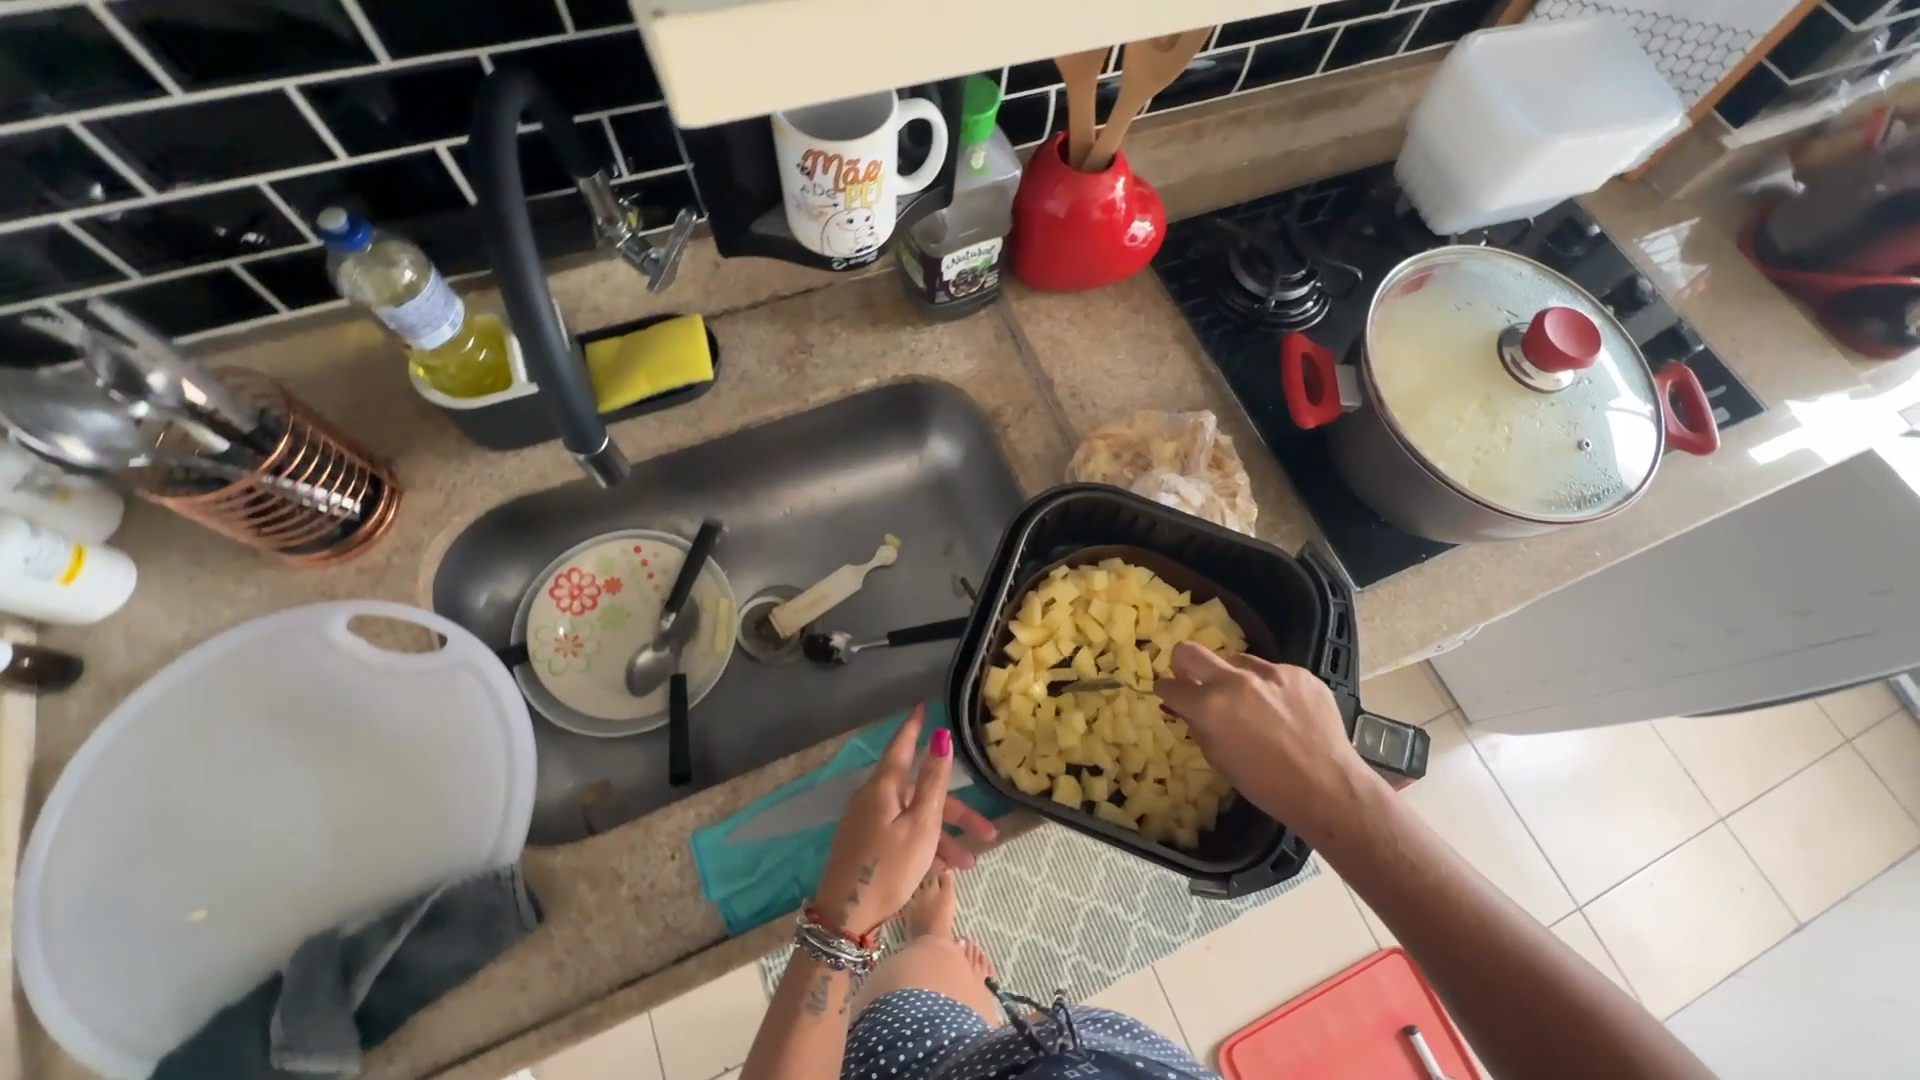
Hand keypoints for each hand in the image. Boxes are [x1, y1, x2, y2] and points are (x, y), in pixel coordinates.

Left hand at [814, 706, 996, 936]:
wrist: (844, 918)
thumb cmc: (887, 869)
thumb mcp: (921, 825)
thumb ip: (933, 782)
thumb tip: (940, 736)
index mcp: (883, 788)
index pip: (902, 746)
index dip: (915, 726)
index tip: (923, 706)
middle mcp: (872, 799)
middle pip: (919, 792)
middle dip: (955, 810)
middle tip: (988, 831)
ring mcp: (866, 823)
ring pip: (913, 818)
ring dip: (943, 837)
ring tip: (968, 865)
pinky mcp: (865, 846)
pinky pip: (901, 835)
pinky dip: (924, 846)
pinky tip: (943, 871)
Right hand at [1154, 641, 1386, 842]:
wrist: (1327, 787)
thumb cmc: (1266, 785)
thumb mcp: (1219, 761)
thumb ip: (1199, 727)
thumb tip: (1189, 710)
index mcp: (1210, 706)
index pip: (1171, 686)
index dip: (1166, 691)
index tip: (1170, 695)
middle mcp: (1235, 680)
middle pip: (1190, 651)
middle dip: (1184, 664)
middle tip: (1194, 681)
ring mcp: (1270, 672)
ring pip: (1236, 659)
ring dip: (1232, 676)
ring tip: (1249, 702)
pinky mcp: (1299, 673)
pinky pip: (1272, 672)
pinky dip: (1268, 686)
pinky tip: (1282, 710)